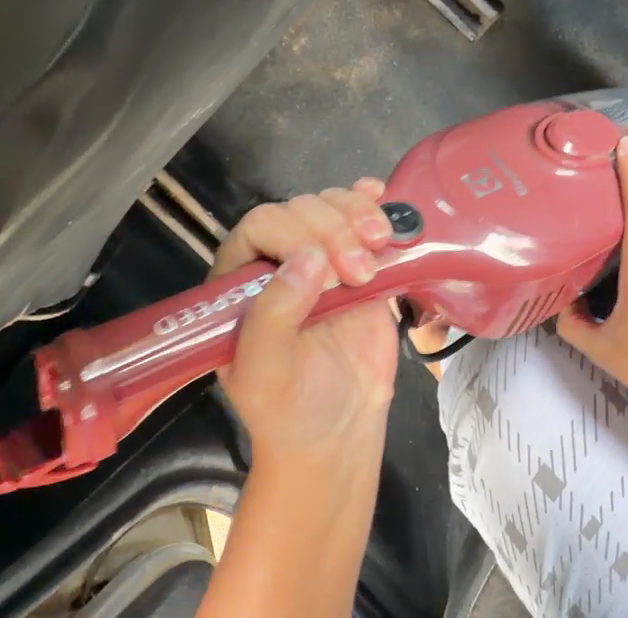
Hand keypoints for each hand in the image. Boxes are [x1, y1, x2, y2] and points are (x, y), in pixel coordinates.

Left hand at [212, 181, 398, 459]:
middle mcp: (278, 262)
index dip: (293, 234)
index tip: (326, 270)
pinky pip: (365, 219)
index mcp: (241, 283)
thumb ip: (272, 318)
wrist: (341, 429)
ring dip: (359, 214)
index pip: (260, 227)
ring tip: (380, 245)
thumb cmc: (290, 409)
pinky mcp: (363, 264)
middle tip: (359, 274)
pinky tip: (385, 199)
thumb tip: (306, 259)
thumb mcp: (265, 376)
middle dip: (334, 230)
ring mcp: (323, 260)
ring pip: (334, 206)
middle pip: (302, 210)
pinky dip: (374, 202)